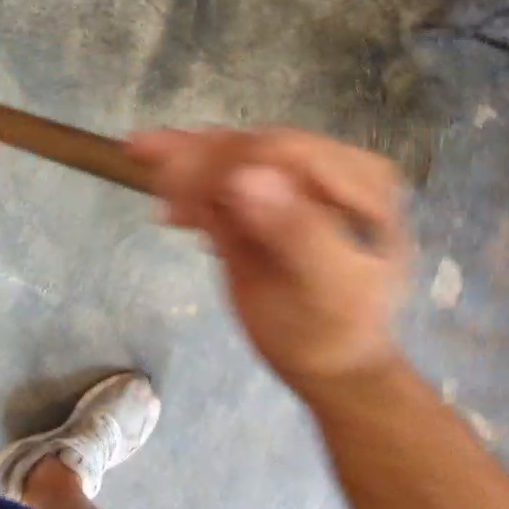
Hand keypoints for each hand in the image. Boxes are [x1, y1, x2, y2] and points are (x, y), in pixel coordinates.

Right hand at [127, 127, 410, 397]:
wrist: (324, 361)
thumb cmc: (334, 329)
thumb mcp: (327, 289)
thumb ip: (296, 232)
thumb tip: (245, 179)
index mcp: (359, 180)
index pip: (284, 151)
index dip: (229, 164)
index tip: (183, 196)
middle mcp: (323, 167)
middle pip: (247, 147)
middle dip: (198, 165)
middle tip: (162, 202)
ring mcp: (286, 177)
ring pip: (223, 153)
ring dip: (181, 165)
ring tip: (150, 184)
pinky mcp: (255, 191)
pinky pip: (212, 173)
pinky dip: (182, 178)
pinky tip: (167, 207)